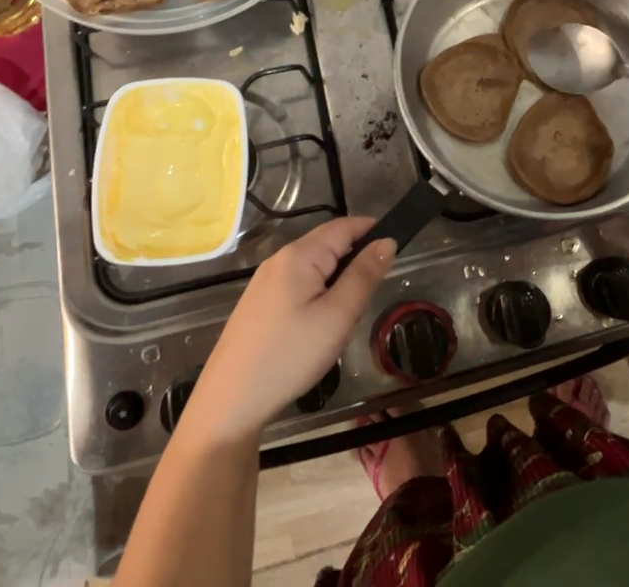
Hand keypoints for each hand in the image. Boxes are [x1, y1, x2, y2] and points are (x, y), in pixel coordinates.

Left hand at [183, 217, 394, 441]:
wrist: (230, 402)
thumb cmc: (290, 355)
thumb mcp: (337, 316)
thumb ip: (364, 275)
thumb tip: (387, 240)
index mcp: (299, 255)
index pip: (344, 226)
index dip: (373, 231)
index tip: (397, 251)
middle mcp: (279, 260)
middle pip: (328, 247)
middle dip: (355, 267)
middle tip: (367, 304)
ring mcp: (265, 283)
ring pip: (315, 271)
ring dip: (337, 288)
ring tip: (343, 326)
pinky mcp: (258, 305)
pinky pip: (299, 289)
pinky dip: (318, 301)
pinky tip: (317, 334)